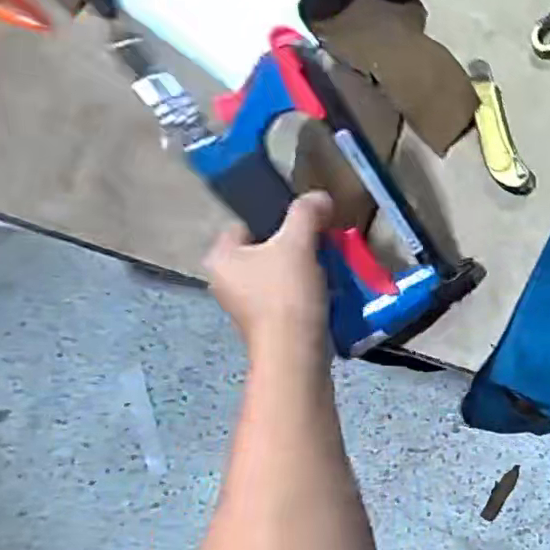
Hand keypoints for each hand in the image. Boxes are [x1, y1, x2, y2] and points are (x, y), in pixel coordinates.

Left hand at [204, 192, 331, 352]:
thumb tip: (319, 195)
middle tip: (322, 250)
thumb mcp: (297, 245)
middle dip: (294, 250)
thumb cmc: (287, 295)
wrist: (295, 353)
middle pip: (264, 253)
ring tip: (330, 274)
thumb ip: (306, 215)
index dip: (275, 222)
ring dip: (303, 274)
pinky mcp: (267, 328)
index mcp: (220, 257)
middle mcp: (225, 282)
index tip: (304, 228)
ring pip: (277, 278)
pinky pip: (287, 301)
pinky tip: (326, 298)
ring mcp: (245, 308)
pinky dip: (306, 297)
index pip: (244, 225)